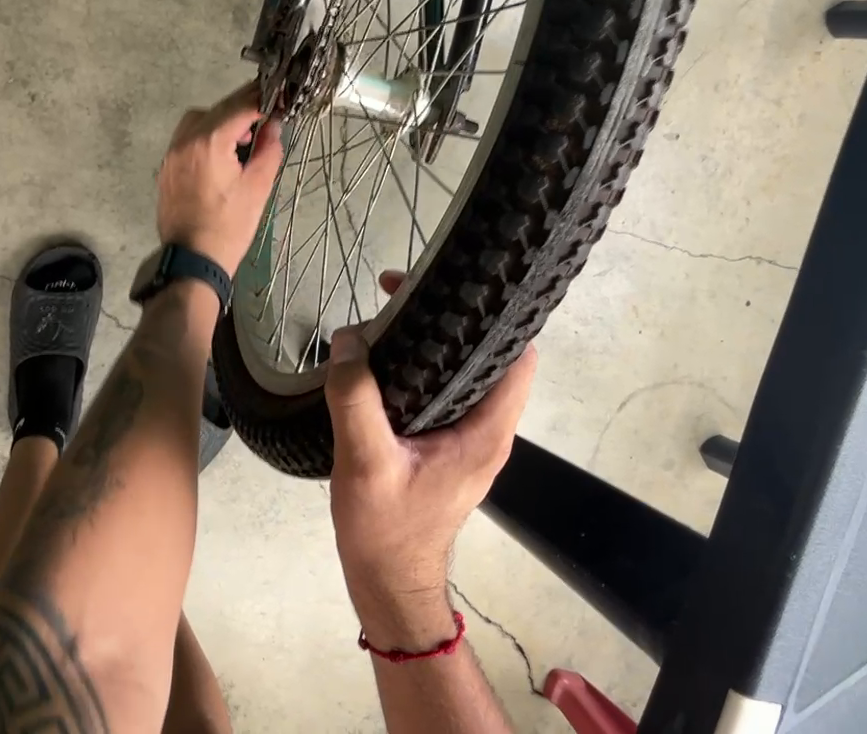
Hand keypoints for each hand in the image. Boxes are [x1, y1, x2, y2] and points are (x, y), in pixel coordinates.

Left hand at [156, 82, 283, 274]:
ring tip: (243, 138)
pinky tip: (222, 152)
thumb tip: (273, 126)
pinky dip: (205, 136)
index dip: (262, 99)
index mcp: (209, 142)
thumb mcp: (258, 187)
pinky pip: (186, 138)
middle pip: (217, 109)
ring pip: (198, 120)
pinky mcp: (166, 168)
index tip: (279, 97)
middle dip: (242, 107)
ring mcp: (171, 154)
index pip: (240, 107)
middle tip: (266, 112)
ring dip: (221, 120)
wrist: (193, 259)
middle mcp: (185, 140)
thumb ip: (268, 150)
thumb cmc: (230, 226)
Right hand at [325, 276, 536, 647]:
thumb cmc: (386, 528)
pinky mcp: (441, 441)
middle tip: (401, 290)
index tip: (451, 286)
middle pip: (487, 355)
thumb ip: (356, 399)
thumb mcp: (365, 462)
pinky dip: (416, 363)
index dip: (496, 316)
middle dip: (452, 317)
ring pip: (461, 370)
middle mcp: (484, 427)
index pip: (518, 357)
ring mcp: (464, 435)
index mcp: (485, 430)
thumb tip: (348, 338)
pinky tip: (381, 354)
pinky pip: (438, 388)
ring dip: (431, 339)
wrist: (385, 581)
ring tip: (387, 311)